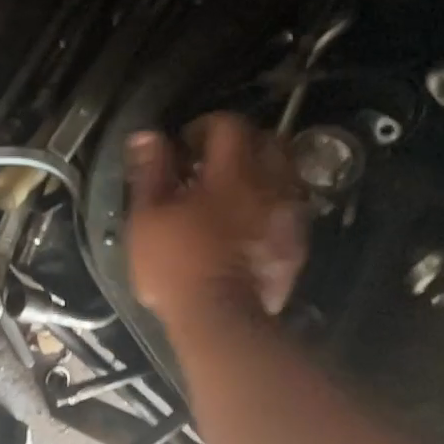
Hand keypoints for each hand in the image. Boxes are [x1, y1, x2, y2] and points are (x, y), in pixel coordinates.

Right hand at [126, 112, 307, 318]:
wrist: (219, 318)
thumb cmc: (175, 263)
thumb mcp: (147, 216)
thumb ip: (151, 172)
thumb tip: (149, 136)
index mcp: (233, 172)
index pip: (228, 125)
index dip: (204, 127)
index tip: (184, 146)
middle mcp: (270, 185)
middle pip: (268, 142)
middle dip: (241, 145)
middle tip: (212, 165)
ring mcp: (289, 215)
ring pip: (284, 174)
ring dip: (260, 174)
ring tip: (231, 194)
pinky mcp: (296, 245)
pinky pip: (288, 209)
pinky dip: (270, 206)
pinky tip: (246, 225)